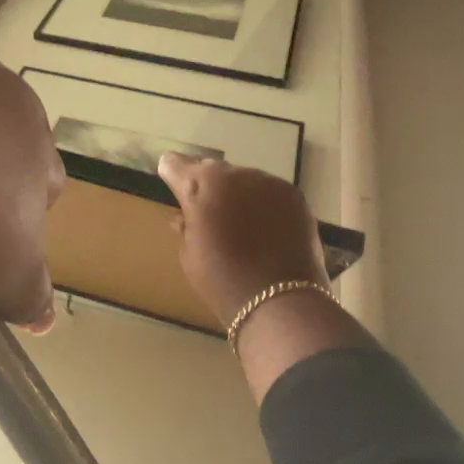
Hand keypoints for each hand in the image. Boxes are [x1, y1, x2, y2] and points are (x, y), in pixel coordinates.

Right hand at [159, 154, 367, 401]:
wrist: (280, 301)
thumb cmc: (223, 281)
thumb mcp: (190, 256)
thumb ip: (186, 227)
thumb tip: (187, 217)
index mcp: (198, 186)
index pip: (174, 163)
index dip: (172, 174)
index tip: (173, 187)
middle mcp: (231, 174)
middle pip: (211, 168)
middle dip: (207, 186)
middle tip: (210, 212)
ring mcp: (266, 181)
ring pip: (243, 179)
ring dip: (237, 193)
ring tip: (243, 224)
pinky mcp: (292, 193)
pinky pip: (269, 191)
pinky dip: (264, 203)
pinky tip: (267, 228)